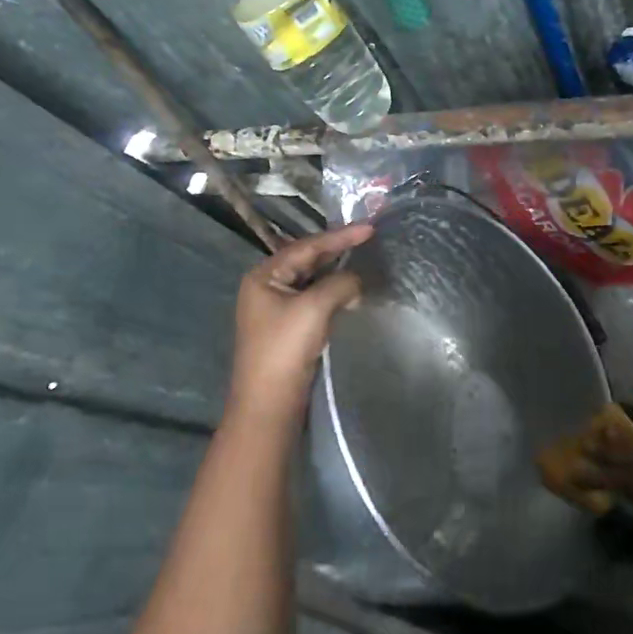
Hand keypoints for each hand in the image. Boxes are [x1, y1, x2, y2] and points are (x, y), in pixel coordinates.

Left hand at [225, 222, 373, 424]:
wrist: (268, 405)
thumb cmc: (285, 350)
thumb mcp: (315, 308)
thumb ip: (340, 284)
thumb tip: (357, 281)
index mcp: (263, 276)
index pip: (307, 247)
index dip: (340, 236)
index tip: (369, 228)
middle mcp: (266, 287)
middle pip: (307, 260)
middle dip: (337, 250)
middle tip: (368, 239)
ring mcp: (276, 308)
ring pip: (312, 280)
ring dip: (337, 273)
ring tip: (363, 261)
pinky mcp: (288, 327)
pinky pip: (314, 298)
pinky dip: (333, 292)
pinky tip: (351, 292)